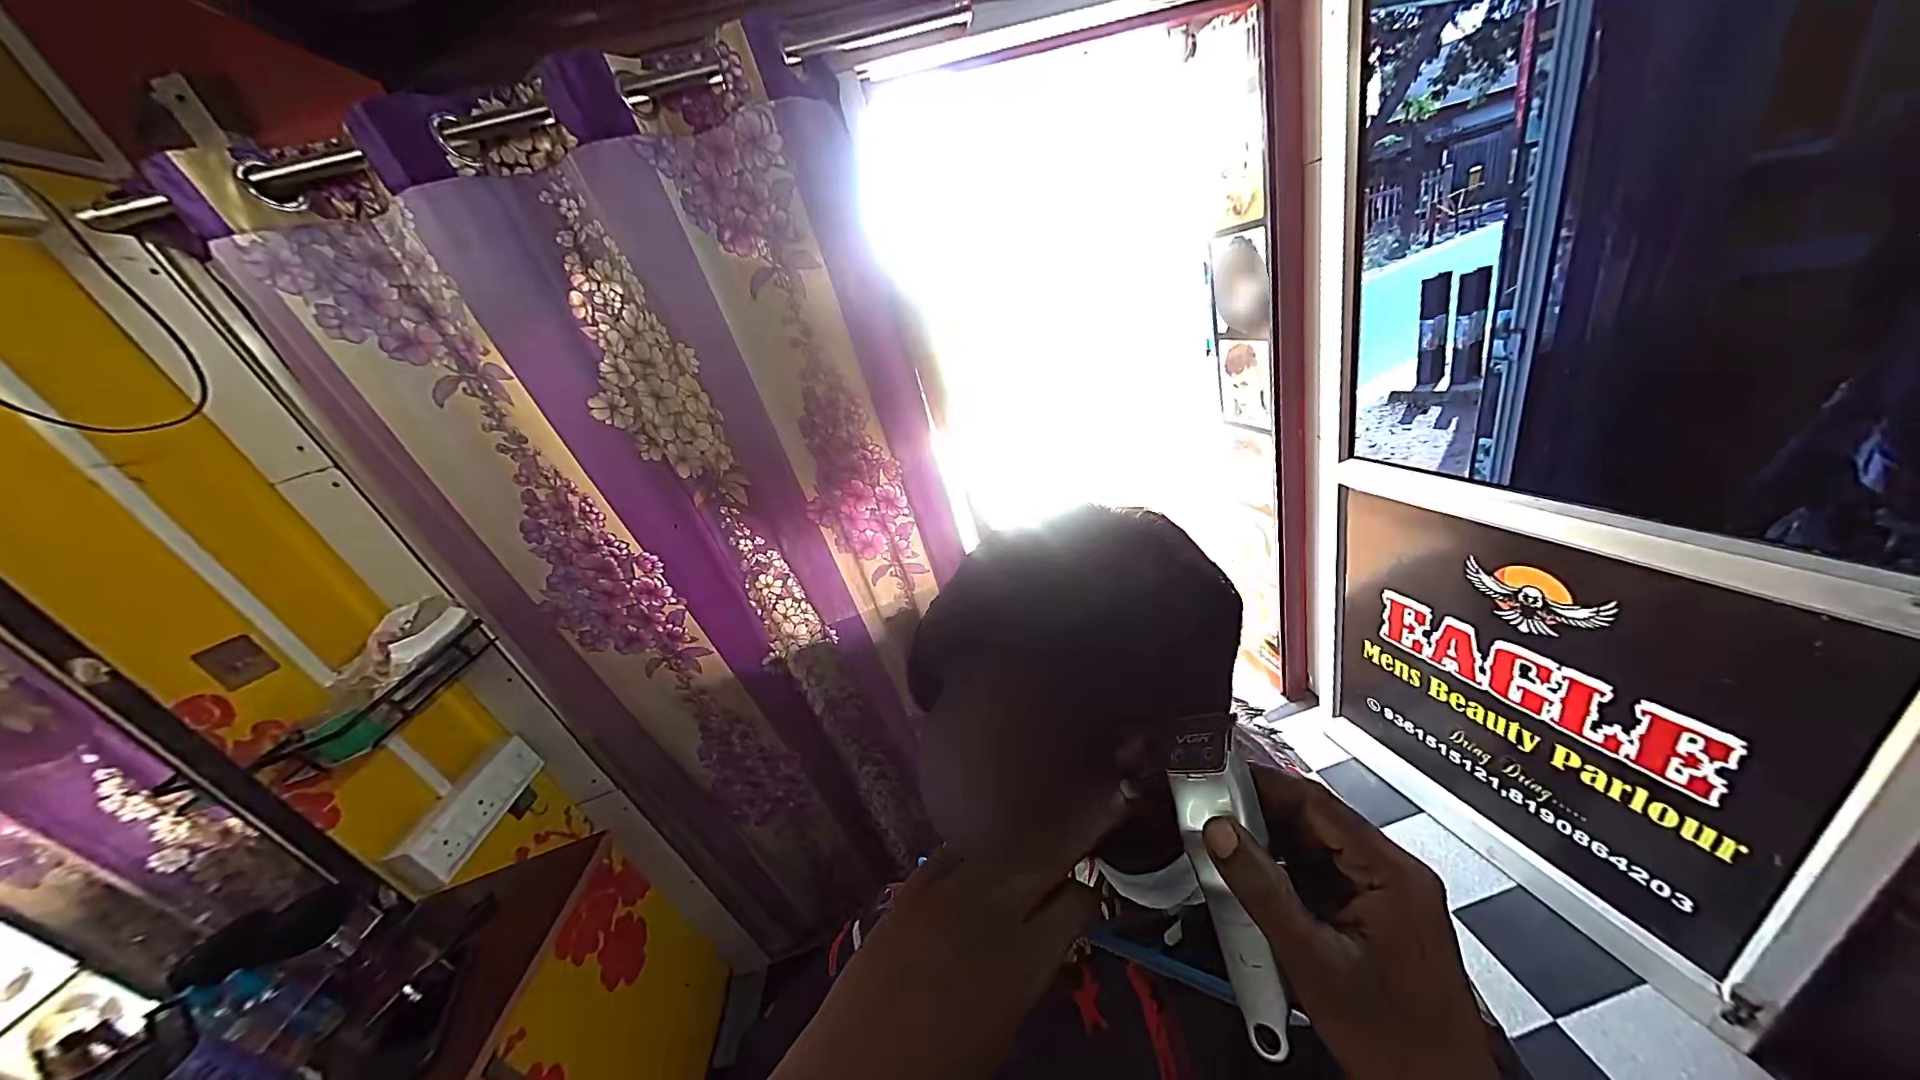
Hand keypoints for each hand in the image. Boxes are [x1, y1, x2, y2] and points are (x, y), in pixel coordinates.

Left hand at [772, 788, 1126, 1079]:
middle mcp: (994, 907)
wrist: (860, 1062)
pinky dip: (973, 852)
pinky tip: (977, 859)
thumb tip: (1051, 942)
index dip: (1090, 898)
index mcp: (1026, 954)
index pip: (1078, 900)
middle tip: (1073, 848)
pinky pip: (955, 850)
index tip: (1087, 903)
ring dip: (1022, 846)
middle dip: (1066, 849)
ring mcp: (950, 887)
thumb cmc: (943, 1062)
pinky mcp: (915, 882)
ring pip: (1003, 842)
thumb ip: (1034, 970)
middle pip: (1046, 855)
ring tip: (1028, 850)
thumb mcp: (1007, 1022)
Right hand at [1204, 766, 1497, 1079]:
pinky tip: (1258, 884)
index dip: (1264, 785)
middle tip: (1215, 814)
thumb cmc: (1400, 1045)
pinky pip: (1319, 873)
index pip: (1318, 803)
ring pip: (1313, 846)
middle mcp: (1395, 875)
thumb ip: (1262, 890)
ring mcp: (1386, 894)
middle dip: (1261, 816)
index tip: (1222, 777)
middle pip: (1315, 820)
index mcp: (1394, 875)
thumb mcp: (1313, 961)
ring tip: (1230, 851)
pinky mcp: (1373, 912)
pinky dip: (1283, 873)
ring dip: (1270, 845)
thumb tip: (1223, 836)